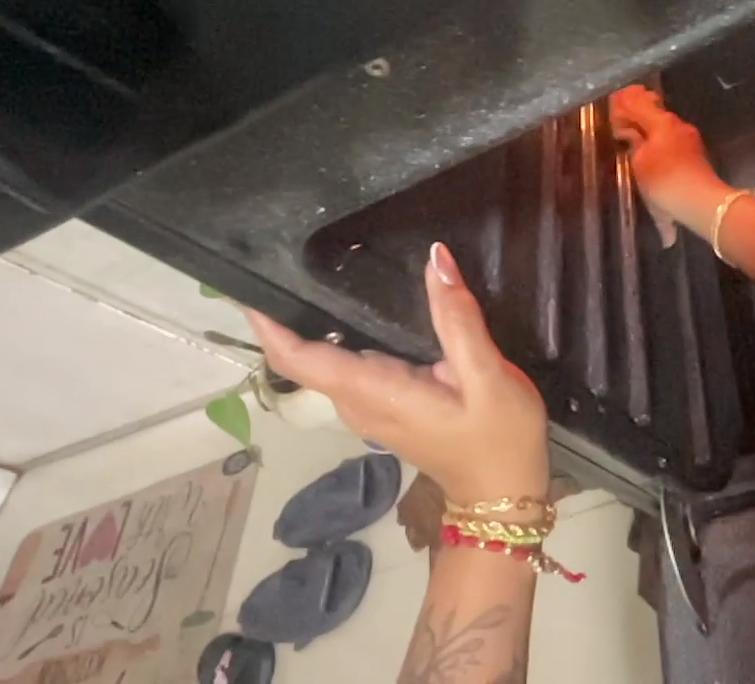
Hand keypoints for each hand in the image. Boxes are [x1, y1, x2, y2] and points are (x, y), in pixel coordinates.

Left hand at [243, 243, 549, 503]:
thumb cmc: (498, 439)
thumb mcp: (486, 377)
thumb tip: (436, 258)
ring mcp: (371, 408)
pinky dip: (344, 336)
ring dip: (315, 324)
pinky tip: (366, 305)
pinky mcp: (387, 406)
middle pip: (307, 359)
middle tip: (293, 259)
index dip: (270, 327)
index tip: (250, 288)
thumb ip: (457, 319)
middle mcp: (361, 402)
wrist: (504, 496)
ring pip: (327, 362)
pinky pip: (350, 367)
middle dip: (290, 314)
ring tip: (322, 269)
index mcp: (377, 393)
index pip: (302, 361)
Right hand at [609, 84, 730, 231]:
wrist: (700, 202)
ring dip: (648, 128)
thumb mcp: (640, 163)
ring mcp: (689, 138)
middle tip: (620, 118)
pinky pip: (671, 139)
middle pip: (654, 112)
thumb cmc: (664, 180)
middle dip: (637, 113)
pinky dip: (658, 140)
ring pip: (663, 126)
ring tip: (632, 136)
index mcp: (662, 122)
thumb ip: (633, 142)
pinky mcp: (695, 154)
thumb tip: (629, 131)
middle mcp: (678, 124)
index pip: (638, 103)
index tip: (611, 103)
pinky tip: (651, 149)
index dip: (623, 102)